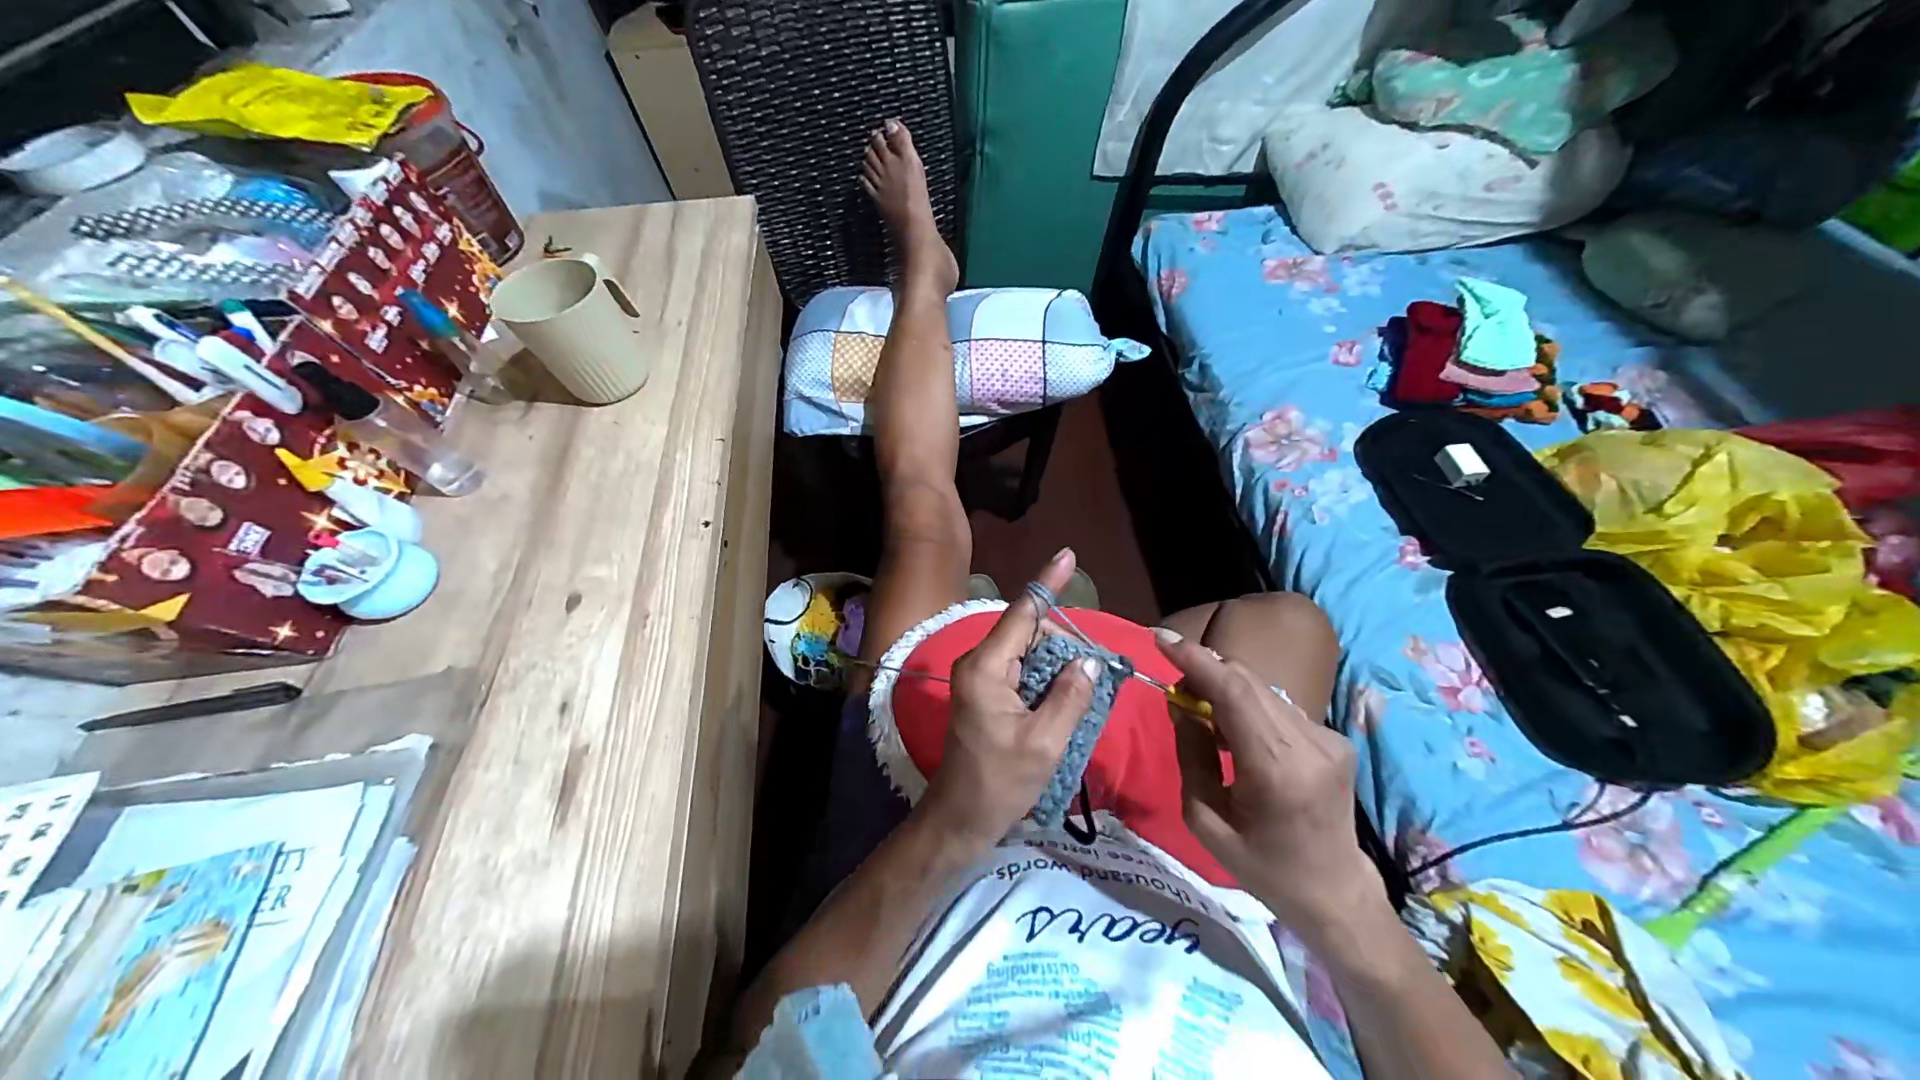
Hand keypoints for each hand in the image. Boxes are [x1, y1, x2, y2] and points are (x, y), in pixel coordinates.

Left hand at [918, 548, 1097, 846]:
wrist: (960, 817)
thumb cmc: (999, 782)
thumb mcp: (1044, 742)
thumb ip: (1070, 697)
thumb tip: (1088, 662)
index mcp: (986, 667)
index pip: (1022, 613)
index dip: (1047, 583)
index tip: (1067, 555)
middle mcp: (978, 663)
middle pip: (1028, 631)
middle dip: (1063, 643)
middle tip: (1093, 674)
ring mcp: (979, 678)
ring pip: (1027, 651)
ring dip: (1057, 664)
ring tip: (1082, 693)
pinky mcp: (984, 693)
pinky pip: (1021, 670)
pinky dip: (1046, 678)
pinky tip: (1065, 700)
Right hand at [1156, 629, 1385, 939]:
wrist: (1334, 892)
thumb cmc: (1262, 866)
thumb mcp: (1206, 819)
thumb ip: (1192, 755)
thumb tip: (1183, 706)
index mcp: (1277, 769)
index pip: (1233, 692)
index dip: (1195, 659)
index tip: (1161, 640)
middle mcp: (1310, 744)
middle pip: (1248, 683)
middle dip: (1204, 670)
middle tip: (1174, 683)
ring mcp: (1328, 739)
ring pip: (1263, 690)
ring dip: (1225, 688)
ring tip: (1201, 711)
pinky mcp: (1335, 740)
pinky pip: (1278, 707)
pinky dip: (1247, 706)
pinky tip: (1234, 731)